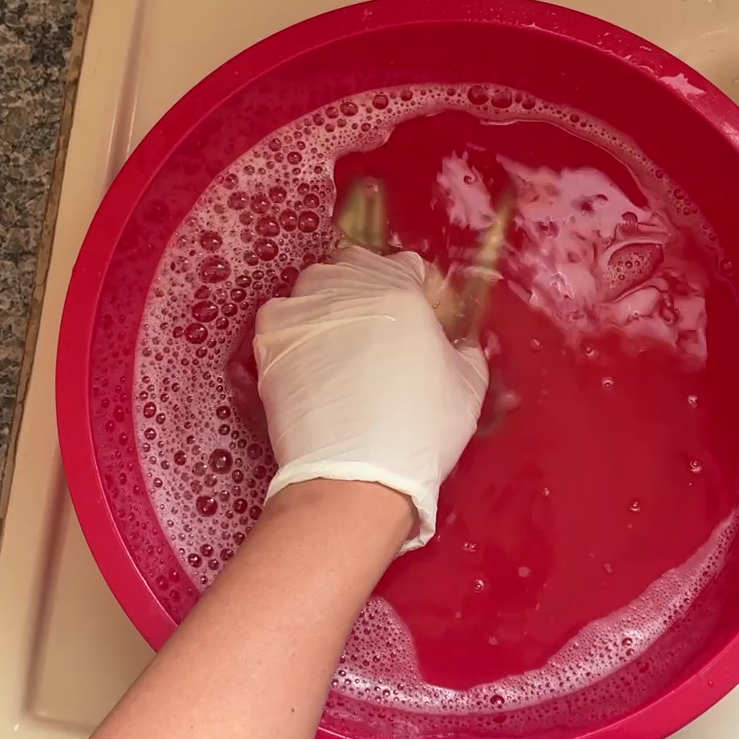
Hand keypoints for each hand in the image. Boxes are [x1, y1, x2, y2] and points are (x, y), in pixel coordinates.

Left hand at [253, 246, 487, 552]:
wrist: (356, 473)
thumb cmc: (421, 428)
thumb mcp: (469, 386)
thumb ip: (467, 350)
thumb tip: (461, 344)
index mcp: (399, 287)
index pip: (406, 265)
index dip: (414, 291)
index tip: (415, 318)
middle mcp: (346, 284)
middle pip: (355, 267)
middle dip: (367, 289)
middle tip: (375, 331)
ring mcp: (302, 307)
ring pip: (314, 287)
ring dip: (328, 305)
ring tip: (337, 346)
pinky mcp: (269, 336)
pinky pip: (282, 317)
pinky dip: (293, 331)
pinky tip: (306, 361)